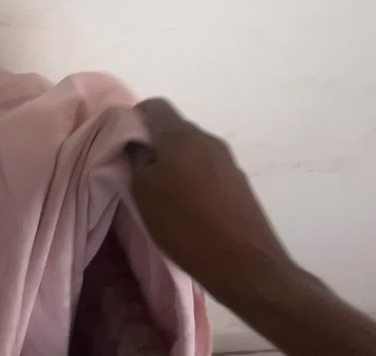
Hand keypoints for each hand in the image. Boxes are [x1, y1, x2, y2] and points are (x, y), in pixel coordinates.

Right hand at [128, 98, 294, 298]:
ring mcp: (229, 162)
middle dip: (155, 143)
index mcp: (180, 135)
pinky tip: (192, 208)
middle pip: (174, 127)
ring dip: (177, 163)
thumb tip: (138, 144)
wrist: (249, 269)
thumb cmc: (186, 225)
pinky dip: (196, 179)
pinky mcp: (242, 185)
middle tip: (142, 171)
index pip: (154, 105)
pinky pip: (209, 169)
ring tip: (167, 194)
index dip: (135, 118)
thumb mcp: (143, 191)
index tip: (126, 144)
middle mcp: (207, 139)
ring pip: (192, 150)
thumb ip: (136, 158)